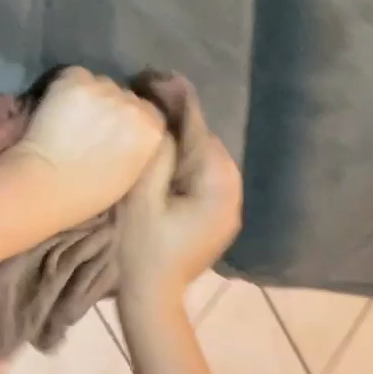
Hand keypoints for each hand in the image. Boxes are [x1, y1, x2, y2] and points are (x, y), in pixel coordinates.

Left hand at [7, 67, 165, 215]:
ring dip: (90, 95)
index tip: (113, 131)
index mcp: (153, 128)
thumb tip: (130, 130)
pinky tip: (59, 105)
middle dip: (110, 107)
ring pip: (99, 83)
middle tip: (90, 125)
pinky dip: (67, 86)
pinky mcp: (74, 80)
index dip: (128, 119)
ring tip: (72, 115)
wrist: (49, 182)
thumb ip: (140, 144)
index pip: (148, 111)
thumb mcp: (133, 170)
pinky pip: (75, 75)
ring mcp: (103, 89)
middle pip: (124, 94)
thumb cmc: (90, 191)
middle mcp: (133, 103)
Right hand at [116, 90, 242, 297]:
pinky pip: (202, 173)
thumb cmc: (141, 246)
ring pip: (204, 155)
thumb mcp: (140, 195)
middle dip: (178, 115)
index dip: (174, 98)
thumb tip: (159, 117)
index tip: (151, 75)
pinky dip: (185, 157)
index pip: (197, 129)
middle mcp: (232, 191)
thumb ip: (156, 153)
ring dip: (181, 135)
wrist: (151, 297)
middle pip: (204, 139)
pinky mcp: (215, 215)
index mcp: (217, 184)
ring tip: (150, 117)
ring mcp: (227, 205)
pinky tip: (163, 151)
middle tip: (143, 94)